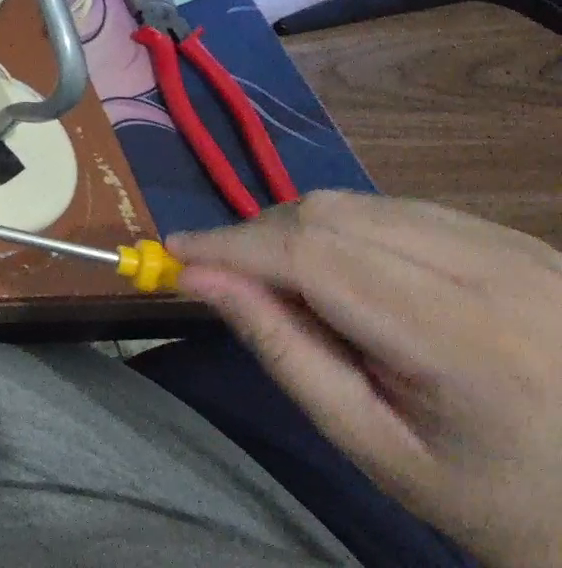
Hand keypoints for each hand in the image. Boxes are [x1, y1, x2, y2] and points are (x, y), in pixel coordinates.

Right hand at [170, 192, 561, 566]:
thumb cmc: (488, 495)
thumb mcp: (369, 440)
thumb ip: (281, 350)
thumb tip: (194, 277)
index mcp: (476, 345)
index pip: (315, 255)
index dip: (231, 245)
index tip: (172, 255)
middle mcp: (512, 280)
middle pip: (334, 215)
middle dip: (256, 236)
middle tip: (220, 276)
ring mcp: (530, 255)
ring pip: (363, 203)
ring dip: (296, 229)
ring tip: (281, 280)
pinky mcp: (529, 246)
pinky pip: (404, 209)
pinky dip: (346, 229)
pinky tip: (343, 273)